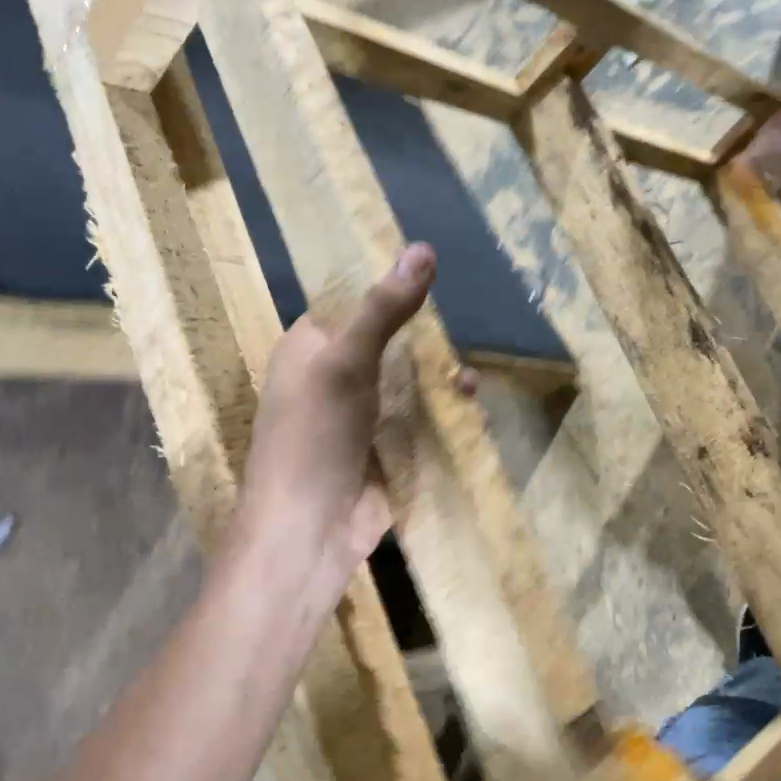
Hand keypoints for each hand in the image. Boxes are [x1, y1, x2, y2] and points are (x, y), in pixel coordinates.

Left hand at [234, 243, 438, 577]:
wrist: (310, 532)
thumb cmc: (313, 439)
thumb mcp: (346, 363)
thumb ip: (384, 309)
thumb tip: (424, 248)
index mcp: (311, 350)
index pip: (351, 301)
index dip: (388, 283)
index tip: (434, 266)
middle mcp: (338, 377)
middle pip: (392, 339)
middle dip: (427, 334)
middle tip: (460, 322)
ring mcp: (367, 415)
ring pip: (414, 378)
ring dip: (442, 375)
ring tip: (466, 379)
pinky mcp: (392, 446)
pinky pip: (427, 415)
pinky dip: (449, 408)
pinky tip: (470, 404)